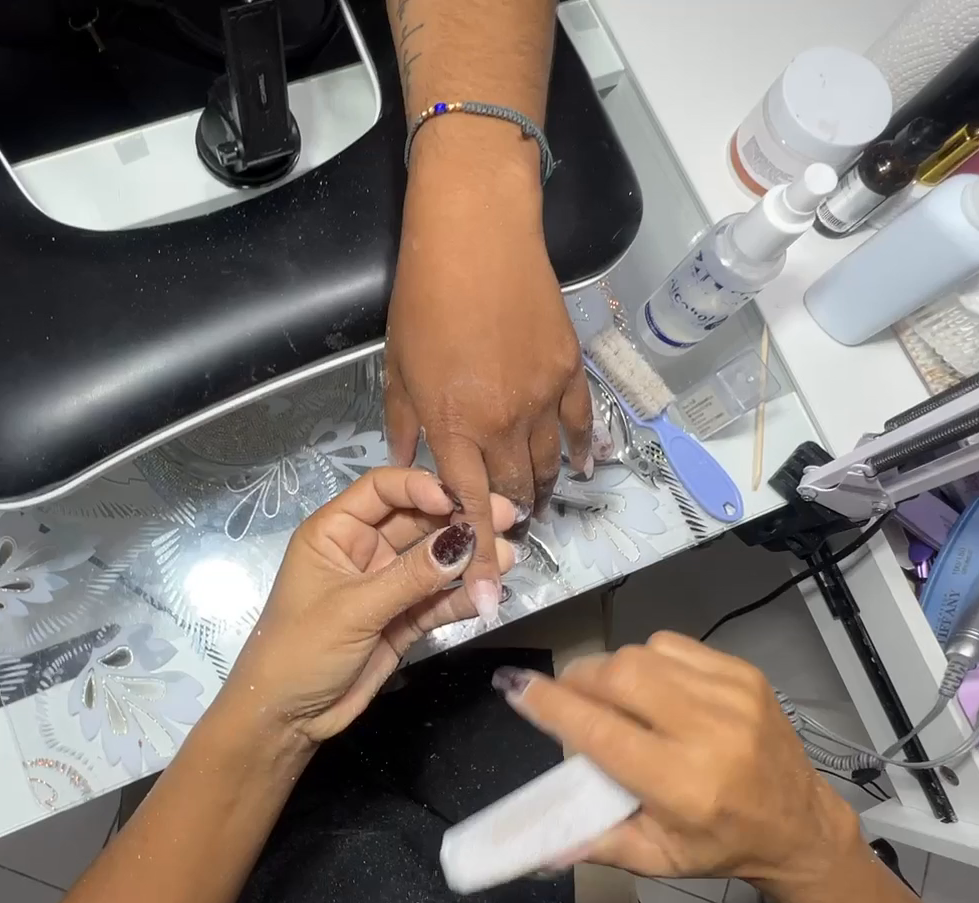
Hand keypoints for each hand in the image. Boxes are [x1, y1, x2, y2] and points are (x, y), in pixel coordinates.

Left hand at [225, 468, 516, 742]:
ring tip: (507, 558)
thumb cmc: (300, 651)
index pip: (381, 489)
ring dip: (469, 559)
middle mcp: (363, 549)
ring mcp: (386, 584)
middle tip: (507, 518)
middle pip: (417, 521)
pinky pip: (438, 599)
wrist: (287, 719)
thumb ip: (410, 576)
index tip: (457, 500)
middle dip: (459, 520)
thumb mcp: (353, 608)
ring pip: (434, 560)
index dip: (420, 487)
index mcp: (335, 532)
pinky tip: (491, 593)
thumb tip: (464, 541)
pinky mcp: (403, 618)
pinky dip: (463, 596)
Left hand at [385, 121, 592, 622]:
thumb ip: (406, 422)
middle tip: (502, 532)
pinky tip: (578, 469)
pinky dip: (579, 453)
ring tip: (532, 506)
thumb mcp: (398, 366)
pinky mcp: (570, 372)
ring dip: (538, 492)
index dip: (475, 553)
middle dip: (506, 521)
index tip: (484, 591)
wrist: (477, 233)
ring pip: (547, 466)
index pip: (468, 507)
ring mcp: (543, 399)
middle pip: (512, 493)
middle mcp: (502, 424)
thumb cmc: (423, 298)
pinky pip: (580, 426)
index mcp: (453, 426)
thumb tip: (411, 461)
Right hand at [491, 632, 860, 888]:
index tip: (514, 687)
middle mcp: (709, 733)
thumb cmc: (719, 844)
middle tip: (566, 695)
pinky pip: (670, 644)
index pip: (600, 731)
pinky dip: (647, 659)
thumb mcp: (655, 858)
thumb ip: (592, 843)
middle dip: (578, 679)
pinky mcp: (743, 673)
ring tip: (612, 696)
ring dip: (611, 669)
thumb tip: (535, 845)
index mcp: (683, 785)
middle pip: (617, 676)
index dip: (550, 704)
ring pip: (640, 654)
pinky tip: (652, 687)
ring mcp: (731, 696)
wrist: (801, 826)